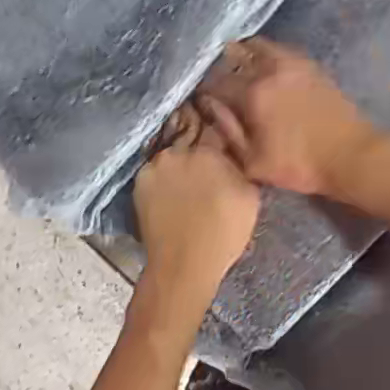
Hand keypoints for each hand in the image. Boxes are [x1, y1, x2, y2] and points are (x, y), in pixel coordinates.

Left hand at [134, 104, 259, 297]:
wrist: (184, 263)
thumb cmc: (224, 234)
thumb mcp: (250, 197)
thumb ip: (240, 166)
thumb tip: (233, 151)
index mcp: (209, 153)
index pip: (214, 126)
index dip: (218, 129)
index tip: (220, 132)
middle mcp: (178, 152)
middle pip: (189, 136)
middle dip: (196, 142)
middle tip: (203, 157)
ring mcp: (155, 167)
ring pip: (170, 154)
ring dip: (178, 161)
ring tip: (185, 180)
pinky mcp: (139, 183)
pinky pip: (155, 171)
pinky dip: (162, 177)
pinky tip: (170, 193)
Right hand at [196, 37, 385, 200]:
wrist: (351, 155)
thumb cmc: (300, 165)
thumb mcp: (254, 162)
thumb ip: (228, 132)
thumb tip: (210, 108)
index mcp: (251, 93)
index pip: (214, 82)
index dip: (204, 92)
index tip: (203, 101)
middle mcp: (269, 69)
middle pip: (232, 58)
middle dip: (221, 70)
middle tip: (219, 87)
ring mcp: (292, 63)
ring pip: (256, 46)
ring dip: (242, 55)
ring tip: (240, 73)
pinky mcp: (311, 66)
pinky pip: (279, 51)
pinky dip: (266, 55)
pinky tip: (266, 73)